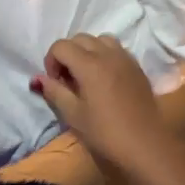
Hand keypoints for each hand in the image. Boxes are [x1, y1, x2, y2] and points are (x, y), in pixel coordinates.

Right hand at [33, 35, 183, 179]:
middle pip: (80, 38)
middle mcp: (108, 54)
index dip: (51, 61)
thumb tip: (39, 79)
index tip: (55, 83)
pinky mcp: (137, 68)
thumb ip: (55, 92)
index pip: (61, 46)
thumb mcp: (73, 115)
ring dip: (88, 52)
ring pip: (101, 40)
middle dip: (68, 54)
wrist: (145, 145)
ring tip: (87, 75)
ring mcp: (126, 59)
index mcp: (90, 65)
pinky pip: (117, 50)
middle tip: (67, 80)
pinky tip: (105, 80)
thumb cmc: (105, 133)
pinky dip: (105, 56)